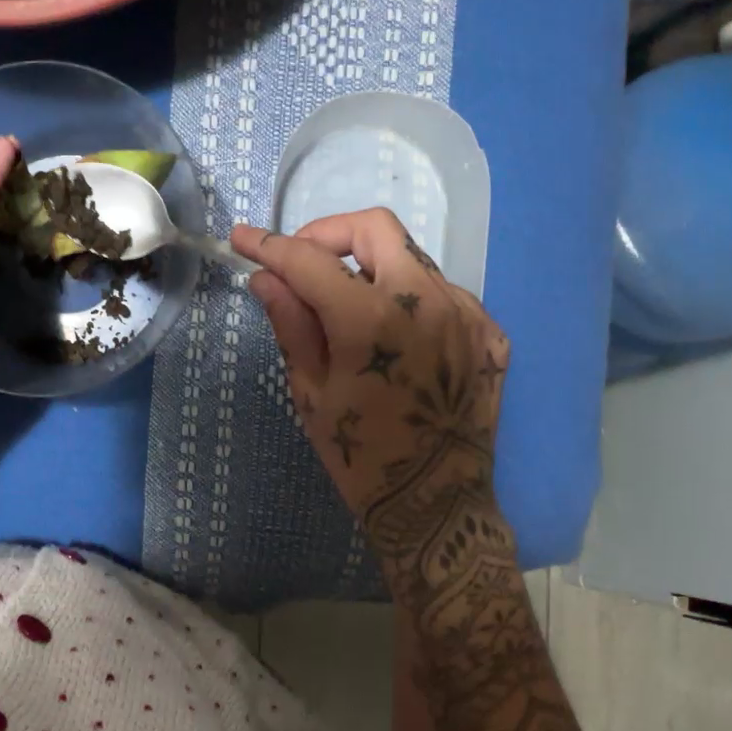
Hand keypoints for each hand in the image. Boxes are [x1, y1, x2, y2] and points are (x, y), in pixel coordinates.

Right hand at [234, 209, 510, 522]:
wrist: (435, 503)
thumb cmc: (360, 456)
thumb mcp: (312, 393)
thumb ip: (292, 325)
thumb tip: (266, 278)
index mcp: (371, 320)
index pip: (310, 261)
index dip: (269, 245)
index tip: (242, 239)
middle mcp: (427, 301)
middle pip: (375, 228)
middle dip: (329, 234)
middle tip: (302, 264)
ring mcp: (467, 314)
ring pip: (412, 260)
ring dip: (371, 269)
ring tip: (348, 311)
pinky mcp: (489, 333)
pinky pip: (443, 294)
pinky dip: (408, 301)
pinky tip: (394, 338)